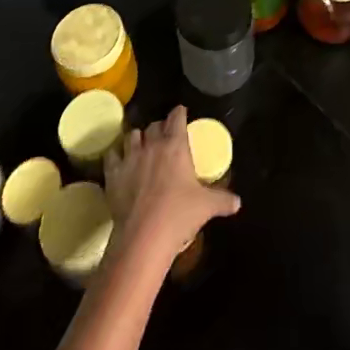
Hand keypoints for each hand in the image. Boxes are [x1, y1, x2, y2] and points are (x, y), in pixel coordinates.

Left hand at [103, 106, 241, 260]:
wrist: (144, 236)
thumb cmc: (179, 215)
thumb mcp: (207, 206)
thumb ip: (224, 200)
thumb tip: (237, 202)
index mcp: (176, 146)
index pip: (177, 117)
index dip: (180, 113)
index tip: (182, 113)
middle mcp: (152, 145)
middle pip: (154, 125)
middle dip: (160, 126)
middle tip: (166, 136)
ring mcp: (130, 157)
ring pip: (132, 135)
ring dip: (138, 137)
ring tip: (142, 145)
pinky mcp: (113, 173)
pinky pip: (112, 154)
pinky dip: (116, 154)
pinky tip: (119, 160)